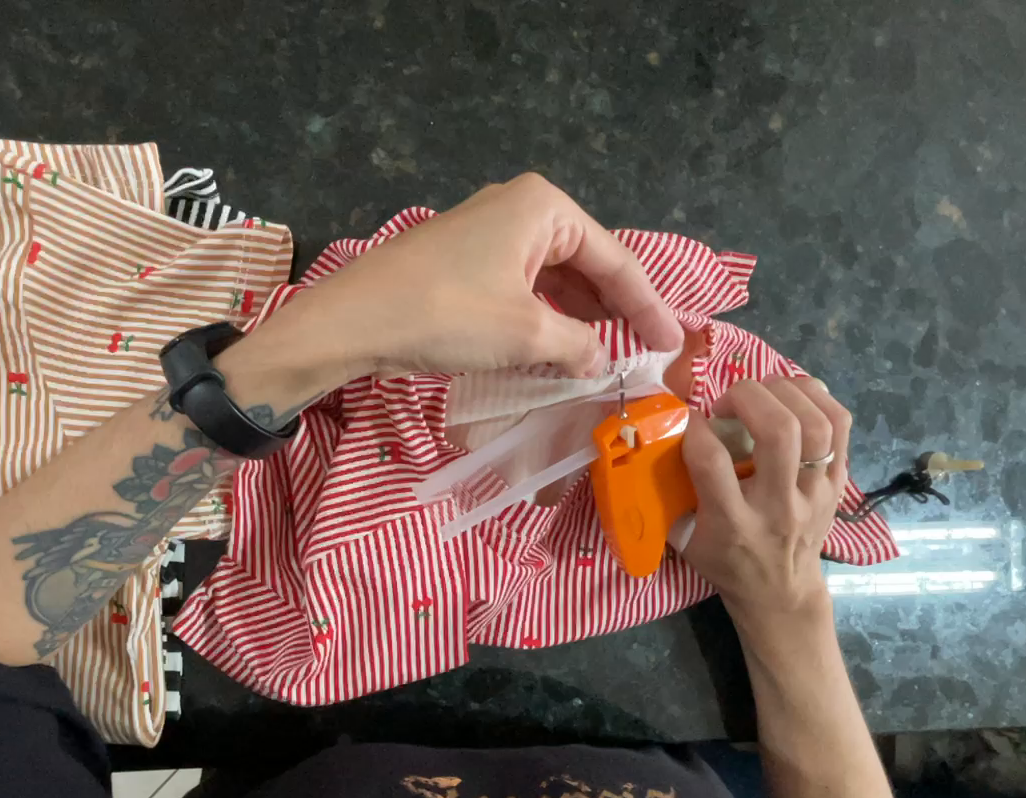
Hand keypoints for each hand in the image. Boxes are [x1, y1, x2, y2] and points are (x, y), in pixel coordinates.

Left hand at [242, 173, 682, 383]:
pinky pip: (521, 289)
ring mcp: (488, 234)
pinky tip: (556, 349)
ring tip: (605, 357)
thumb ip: (577, 345)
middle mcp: (520, 209)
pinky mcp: (464, 262)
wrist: (354, 320)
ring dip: (577, 319)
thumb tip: (601, 361)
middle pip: (585, 264)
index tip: (671, 344)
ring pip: (551, 279)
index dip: (647, 307)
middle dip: (613, 310)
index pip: (615, 260)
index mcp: (545, 208)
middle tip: (643, 352)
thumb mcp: (525, 334)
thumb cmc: (447, 315)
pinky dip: (542, 319)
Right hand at [678, 376, 851, 632]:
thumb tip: (661, 441)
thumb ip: (674, 495)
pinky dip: (817, 397)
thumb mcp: (685, 539)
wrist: (780, 592)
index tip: (688, 418)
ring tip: (761, 391)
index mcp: (732, 523)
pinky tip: (792, 394)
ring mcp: (815, 493)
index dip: (696, 428)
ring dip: (785, 392)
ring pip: (816, 423)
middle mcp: (778, 506)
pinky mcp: (838, 483)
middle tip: (728, 400)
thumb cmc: (725, 562)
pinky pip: (840, 425)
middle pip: (779, 432)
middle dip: (748, 397)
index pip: (713, 462)